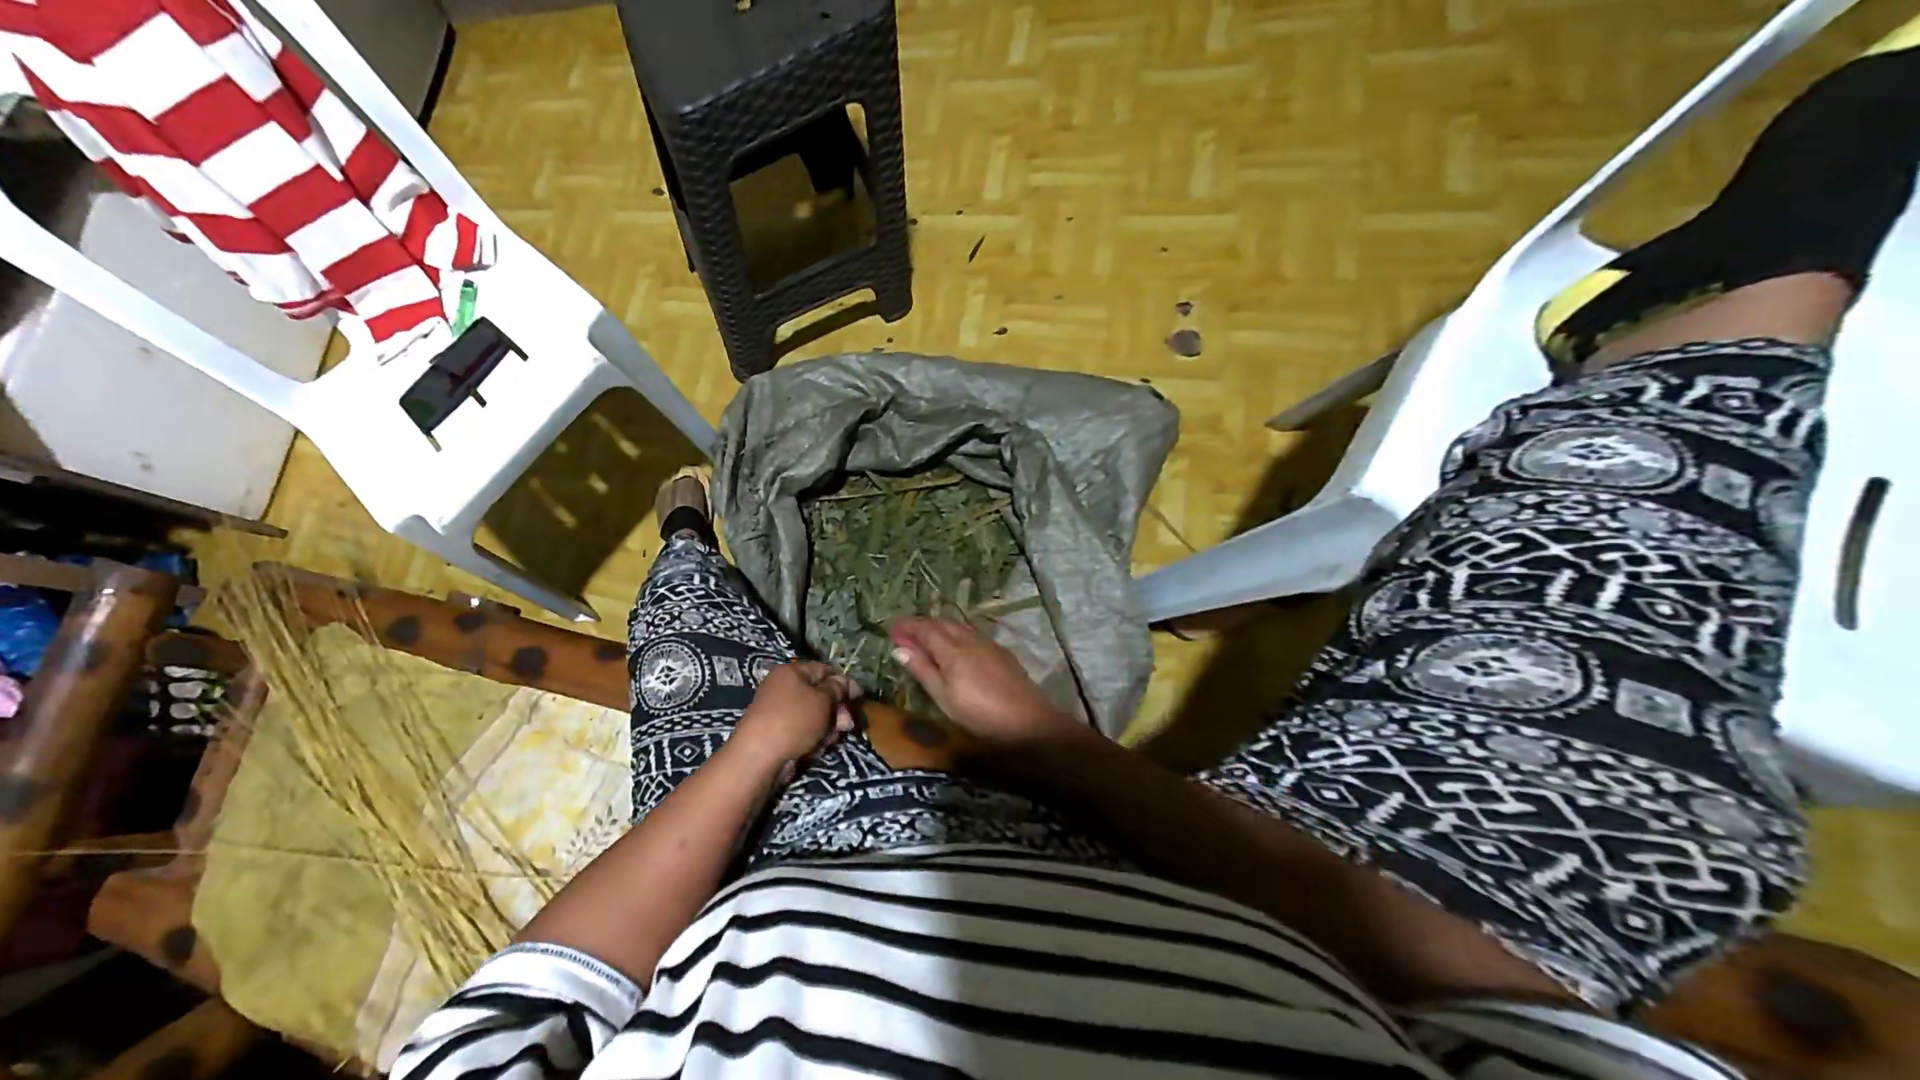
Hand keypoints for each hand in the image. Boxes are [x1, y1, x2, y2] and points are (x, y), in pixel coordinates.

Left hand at [732, 661, 859, 768]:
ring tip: (827, 740)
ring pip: (816, 716)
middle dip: (837, 710)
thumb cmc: (794, 720)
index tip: (858, 698)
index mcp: (792, 672)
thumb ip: (837, 688)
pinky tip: (815, 749)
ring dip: (828, 727)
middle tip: (847, 725)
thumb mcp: (822, 699)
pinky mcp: (780, 733)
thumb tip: (844, 682)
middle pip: (821, 694)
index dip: (843, 682)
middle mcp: (785, 688)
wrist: (760, 757)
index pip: (824, 670)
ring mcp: (781, 712)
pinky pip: (805, 731)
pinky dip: (814, 739)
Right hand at [888, 617, 1083, 749]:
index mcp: (952, 648)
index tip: (891, 629)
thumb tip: (899, 648)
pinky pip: (972, 634)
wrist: (1027, 721)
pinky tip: (955, 648)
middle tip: (904, 634)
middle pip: (942, 623)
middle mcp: (970, 639)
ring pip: (959, 627)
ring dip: (939, 628)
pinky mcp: (1001, 653)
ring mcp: (988, 644)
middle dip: (921, 625)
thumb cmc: (979, 713)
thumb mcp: (943, 696)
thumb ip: (922, 669)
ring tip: (926, 639)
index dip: (907, 626)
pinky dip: (956, 635)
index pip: (925, 628)